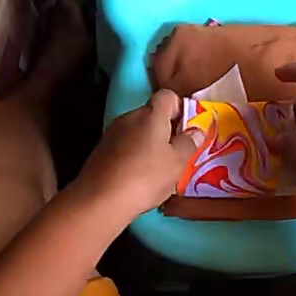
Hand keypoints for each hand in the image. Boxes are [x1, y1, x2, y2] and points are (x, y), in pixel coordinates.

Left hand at [74, 90, 203, 218]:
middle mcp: (129, 117)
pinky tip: (138, 177)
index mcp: (150, 114)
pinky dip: (134, 155)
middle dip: (166, 129)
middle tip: (177, 153)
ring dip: (149, 143)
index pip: (167, 96)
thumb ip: (188, 144)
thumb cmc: (145, 177)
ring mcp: (112, 132)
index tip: (187, 129)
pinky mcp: (101, 149)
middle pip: (152, 114)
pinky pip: (124, 145)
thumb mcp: (177, 163)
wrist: (100, 200)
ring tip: (158, 169)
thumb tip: (196, 131)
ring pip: (137, 131)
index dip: (180, 108)